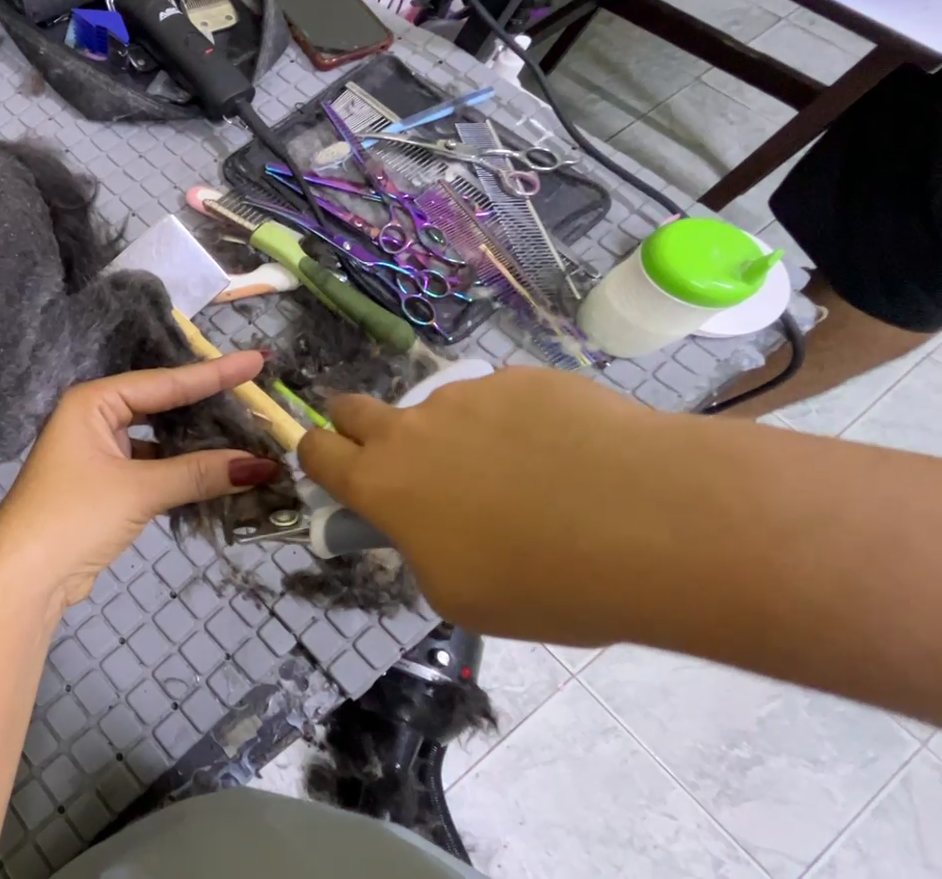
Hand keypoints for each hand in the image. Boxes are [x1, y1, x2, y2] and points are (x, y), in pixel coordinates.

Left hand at [0, 352, 281, 605]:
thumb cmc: (73, 516)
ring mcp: (96, 453)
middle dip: (207, 409)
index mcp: (91, 402)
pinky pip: (150, 467)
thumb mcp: (138, 490)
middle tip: (258, 401)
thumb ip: (198, 474)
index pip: (163, 383)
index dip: (213, 374)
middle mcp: (92, 419)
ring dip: (196, 446)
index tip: (256, 360)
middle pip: (160, 406)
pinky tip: (215, 477)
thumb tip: (260, 466)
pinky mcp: (102, 485)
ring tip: (248, 442)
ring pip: (157, 441)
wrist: (24, 575)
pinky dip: (180, 472)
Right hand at [297, 367, 682, 645]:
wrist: (664, 526)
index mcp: (380, 485)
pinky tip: (574, 458)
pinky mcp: (524, 379)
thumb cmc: (549, 582)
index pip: (315, 452)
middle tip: (409, 466)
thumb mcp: (461, 598)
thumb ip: (421, 552)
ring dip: (457, 436)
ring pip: (439, 410)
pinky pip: (504, 400)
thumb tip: (430, 527)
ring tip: (531, 477)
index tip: (342, 476)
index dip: (319, 460)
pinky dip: (520, 424)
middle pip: (351, 408)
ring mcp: (467, 398)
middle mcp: (409, 431)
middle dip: (359, 429)